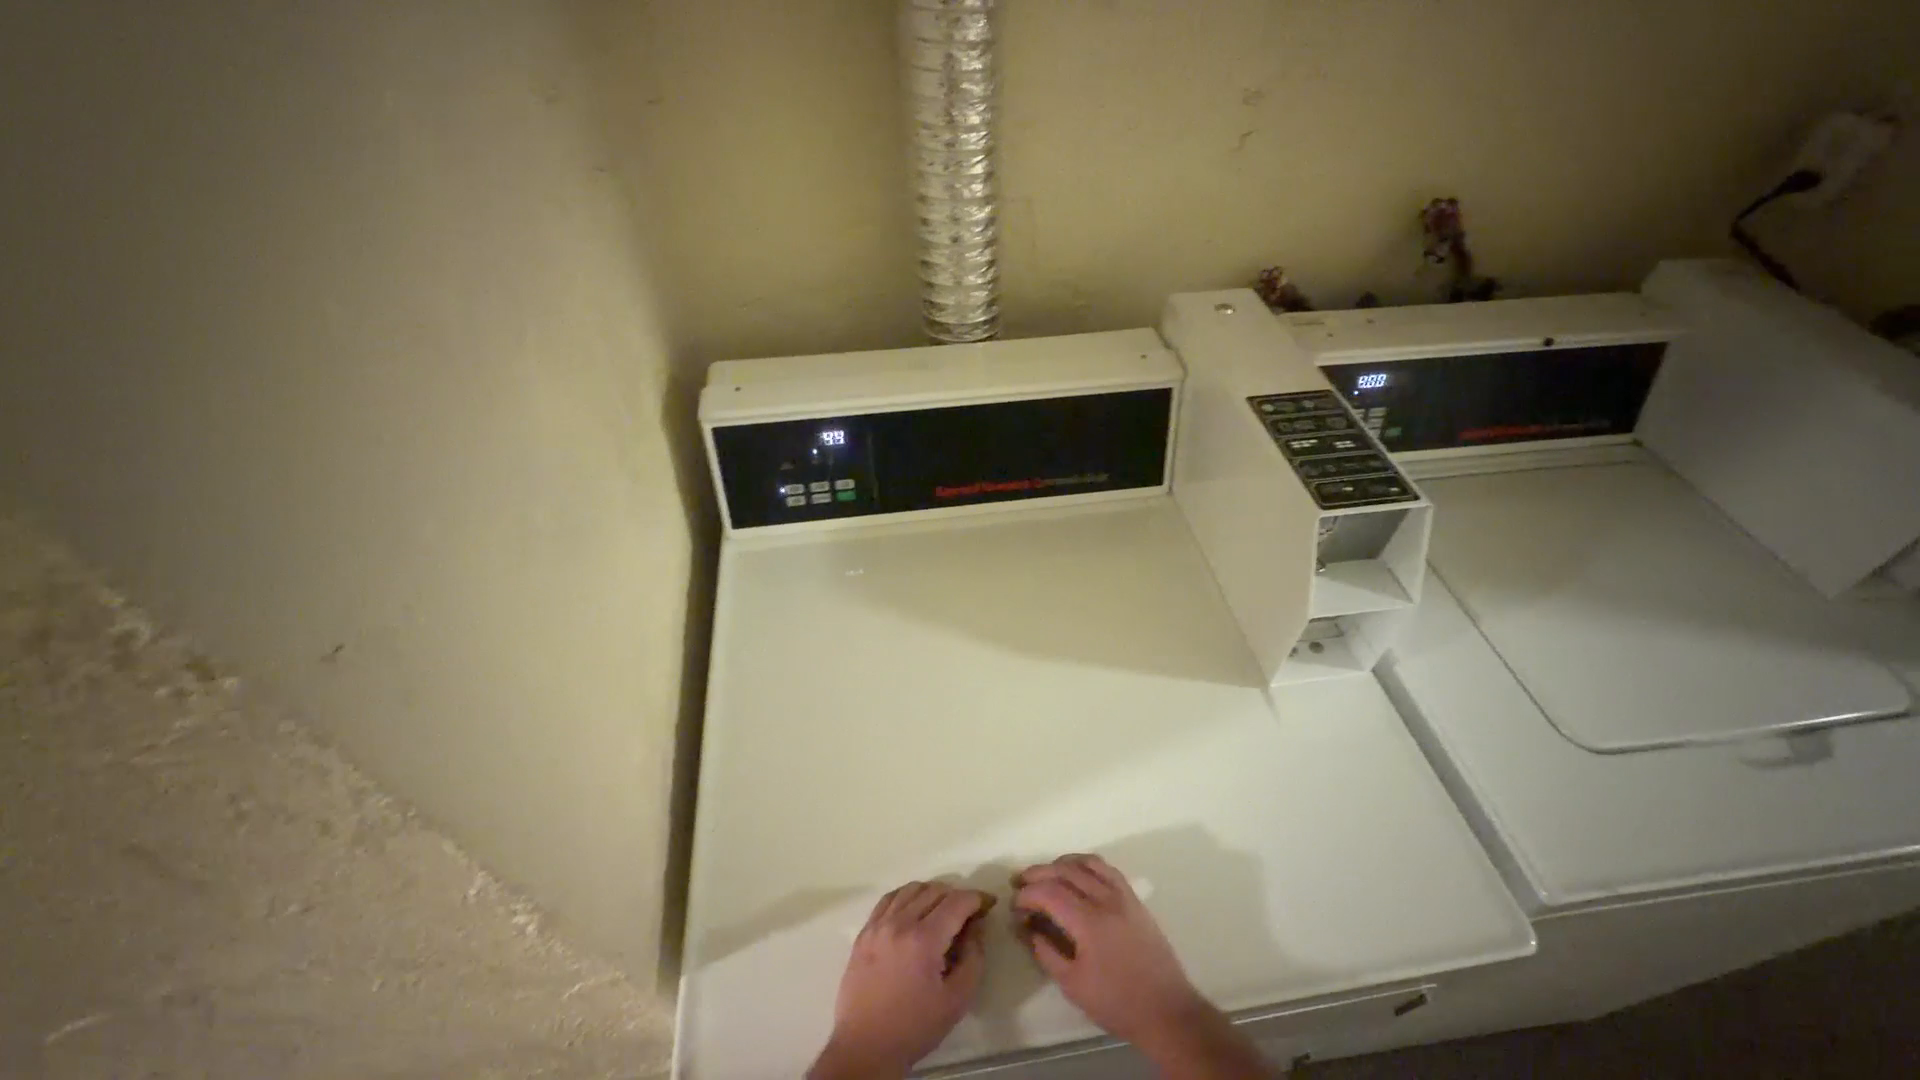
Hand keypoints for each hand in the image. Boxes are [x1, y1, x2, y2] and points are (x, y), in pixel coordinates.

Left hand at [809, 881, 994, 1079]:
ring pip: (910, 889)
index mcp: (924, 940)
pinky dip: (906, 897)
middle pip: (934, 891)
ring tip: (942, 911)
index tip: (988, 905)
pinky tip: (914, 911)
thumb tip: (976, 928)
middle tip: (968, 914)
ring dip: (931, 893)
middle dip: (957, 896)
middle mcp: (899, 923)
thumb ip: (973, 958)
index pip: (956, 902)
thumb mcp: (957, 999)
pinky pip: (888, 900)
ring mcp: (877, 926)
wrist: (867, 1046)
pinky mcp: (864, 933)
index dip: (976, 899)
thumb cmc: (915, 1026)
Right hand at [1012, 855, 1208, 1045]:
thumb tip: (1028, 928)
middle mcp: (1106, 900)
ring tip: (1045, 876)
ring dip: (1061, 864)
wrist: (1165, 1009)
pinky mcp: (1134, 900)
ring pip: (1087, 863)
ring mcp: (1123, 896)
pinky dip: (1086, 865)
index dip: (1026, 895)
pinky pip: (1107, 869)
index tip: (1014, 907)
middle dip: (1037, 874)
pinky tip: (1077, 875)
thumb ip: (1046, 952)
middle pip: (1065, 871)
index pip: (1048, 892)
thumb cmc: (1116, 1002)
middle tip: (1020, 884)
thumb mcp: (1072, 984)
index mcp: (1088, 922)